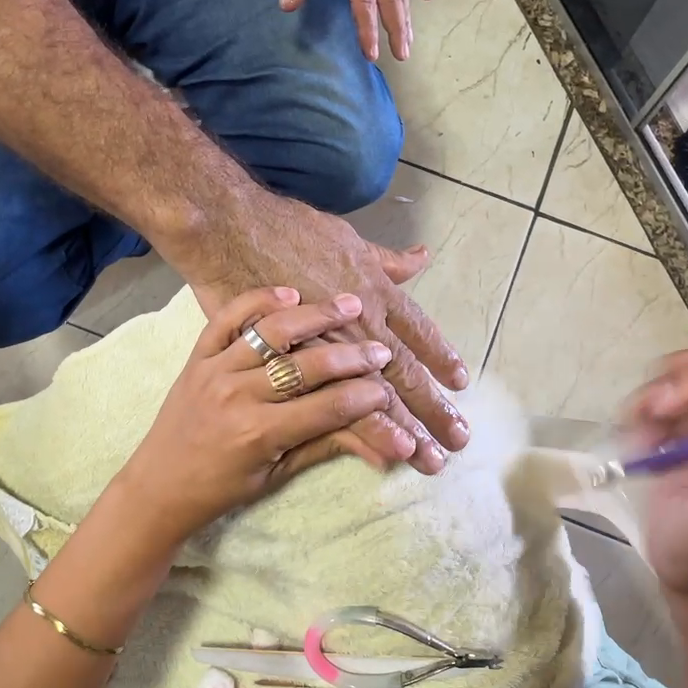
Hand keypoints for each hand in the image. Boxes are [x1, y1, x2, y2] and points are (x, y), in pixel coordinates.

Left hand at [111, 287, 397, 545]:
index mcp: (259, 434)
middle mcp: (238, 395)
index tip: (390, 389)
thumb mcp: (277, 474)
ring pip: (274, 332)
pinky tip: (290, 293)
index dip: (365, 398)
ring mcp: (216, 369)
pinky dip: (259, 300)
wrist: (158, 486)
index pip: (327, 407)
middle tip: (383, 350)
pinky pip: (229, 317)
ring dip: (317, 317)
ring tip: (350, 305)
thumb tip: (387, 446)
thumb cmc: (221, 489)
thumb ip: (327, 447)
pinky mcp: (198, 354)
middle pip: (308, 366)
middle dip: (354, 358)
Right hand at [183, 190, 468, 474]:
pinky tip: (378, 455)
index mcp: (370, 291)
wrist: (226, 229)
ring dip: (401, 429)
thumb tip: (422, 258)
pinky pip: (328, 414)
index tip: (462, 381)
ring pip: (371, 401)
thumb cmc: (283, 229)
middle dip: (432, 409)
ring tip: (427, 458)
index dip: (439, 356)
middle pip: (402, 374)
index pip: (416, 330)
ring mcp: (322, 352)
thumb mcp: (343, 238)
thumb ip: (382, 260)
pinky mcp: (287, 374)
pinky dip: (358, 434)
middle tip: (460, 439)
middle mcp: (355, 326)